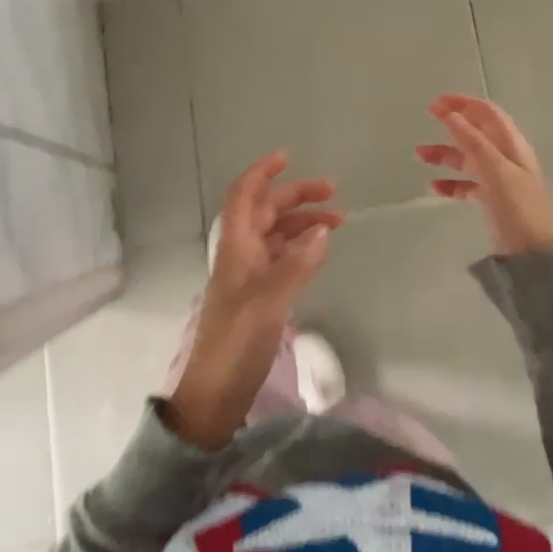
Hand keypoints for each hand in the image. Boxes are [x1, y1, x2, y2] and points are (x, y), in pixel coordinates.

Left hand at [166, 151, 341, 449]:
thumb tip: (323, 230)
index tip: (289, 157)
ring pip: (277, 235)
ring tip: (338, 222)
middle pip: (266, 212)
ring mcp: (250, 277)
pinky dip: (302, 248)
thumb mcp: (268, 301)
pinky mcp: (260, 298)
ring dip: (303, 223)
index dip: (262, 173)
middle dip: (296, 197)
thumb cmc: (236, 343)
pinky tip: (320, 251)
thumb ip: (297, 264)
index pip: (244, 196)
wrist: (215, 394)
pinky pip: (282, 259)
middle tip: (334, 193)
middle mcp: (241, 255)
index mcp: (236, 247)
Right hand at [417, 94, 552, 256]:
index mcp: (512, 146)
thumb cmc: (516, 208)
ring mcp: (499, 180)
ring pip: (468, 158)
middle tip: (428, 116)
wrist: (532, 255)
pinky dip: (451, 183)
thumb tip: (452, 115)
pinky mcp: (492, 201)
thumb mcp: (495, 171)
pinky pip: (467, 184)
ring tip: (419, 155)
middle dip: (452, 124)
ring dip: (445, 153)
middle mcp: (506, 158)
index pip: (488, 114)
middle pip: (476, 133)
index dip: (464, 103)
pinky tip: (434, 187)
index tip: (438, 101)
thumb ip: (473, 142)